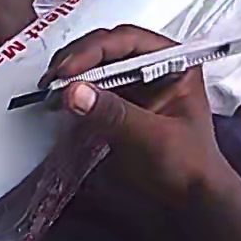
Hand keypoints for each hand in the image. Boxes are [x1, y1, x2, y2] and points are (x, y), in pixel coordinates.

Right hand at [43, 25, 235, 205]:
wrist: (191, 199)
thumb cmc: (186, 165)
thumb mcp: (152, 137)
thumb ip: (114, 113)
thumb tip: (72, 91)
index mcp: (174, 63)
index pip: (128, 41)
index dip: (94, 51)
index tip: (67, 71)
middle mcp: (153, 68)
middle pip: (107, 49)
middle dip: (77, 60)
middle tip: (52, 79)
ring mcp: (134, 86)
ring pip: (96, 66)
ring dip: (71, 75)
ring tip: (49, 90)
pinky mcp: (118, 105)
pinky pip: (92, 89)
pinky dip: (74, 93)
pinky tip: (58, 101)